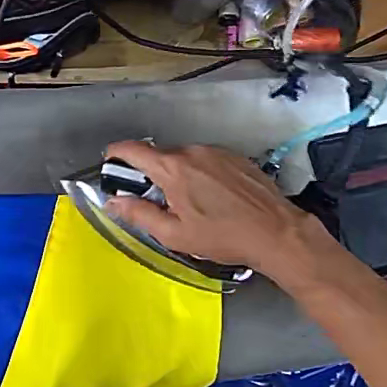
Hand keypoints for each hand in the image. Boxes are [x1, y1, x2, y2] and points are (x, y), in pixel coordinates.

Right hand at [102, 140, 332, 282]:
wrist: (275, 231)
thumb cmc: (223, 236)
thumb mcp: (175, 234)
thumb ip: (139, 214)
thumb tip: (114, 202)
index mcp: (173, 168)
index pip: (133, 150)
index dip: (116, 155)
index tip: (111, 165)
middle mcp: (194, 152)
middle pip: (161, 156)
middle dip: (153, 175)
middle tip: (158, 203)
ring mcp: (218, 152)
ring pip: (186, 159)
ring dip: (181, 176)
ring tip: (192, 206)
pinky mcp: (236, 157)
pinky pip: (209, 161)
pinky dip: (203, 174)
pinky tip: (215, 199)